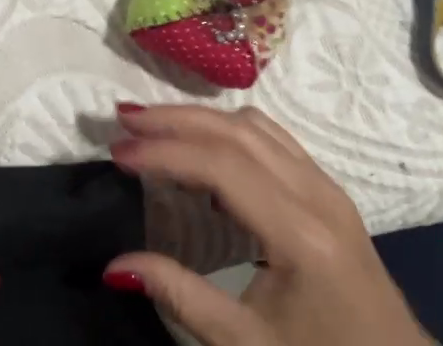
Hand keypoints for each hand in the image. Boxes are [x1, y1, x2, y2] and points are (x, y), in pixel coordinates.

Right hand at [104, 105, 431, 345]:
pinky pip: (273, 138)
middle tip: (123, 122)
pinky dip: (226, 130)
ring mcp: (328, 188)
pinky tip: (200, 146)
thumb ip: (179, 296)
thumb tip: (113, 267)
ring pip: (256, 126)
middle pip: (237, 131)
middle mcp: (319, 197)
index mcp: (301, 234)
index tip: (116, 153)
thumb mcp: (247, 345)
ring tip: (152, 126)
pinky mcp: (328, 191)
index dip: (164, 151)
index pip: (221, 165)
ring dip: (199, 118)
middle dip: (174, 120)